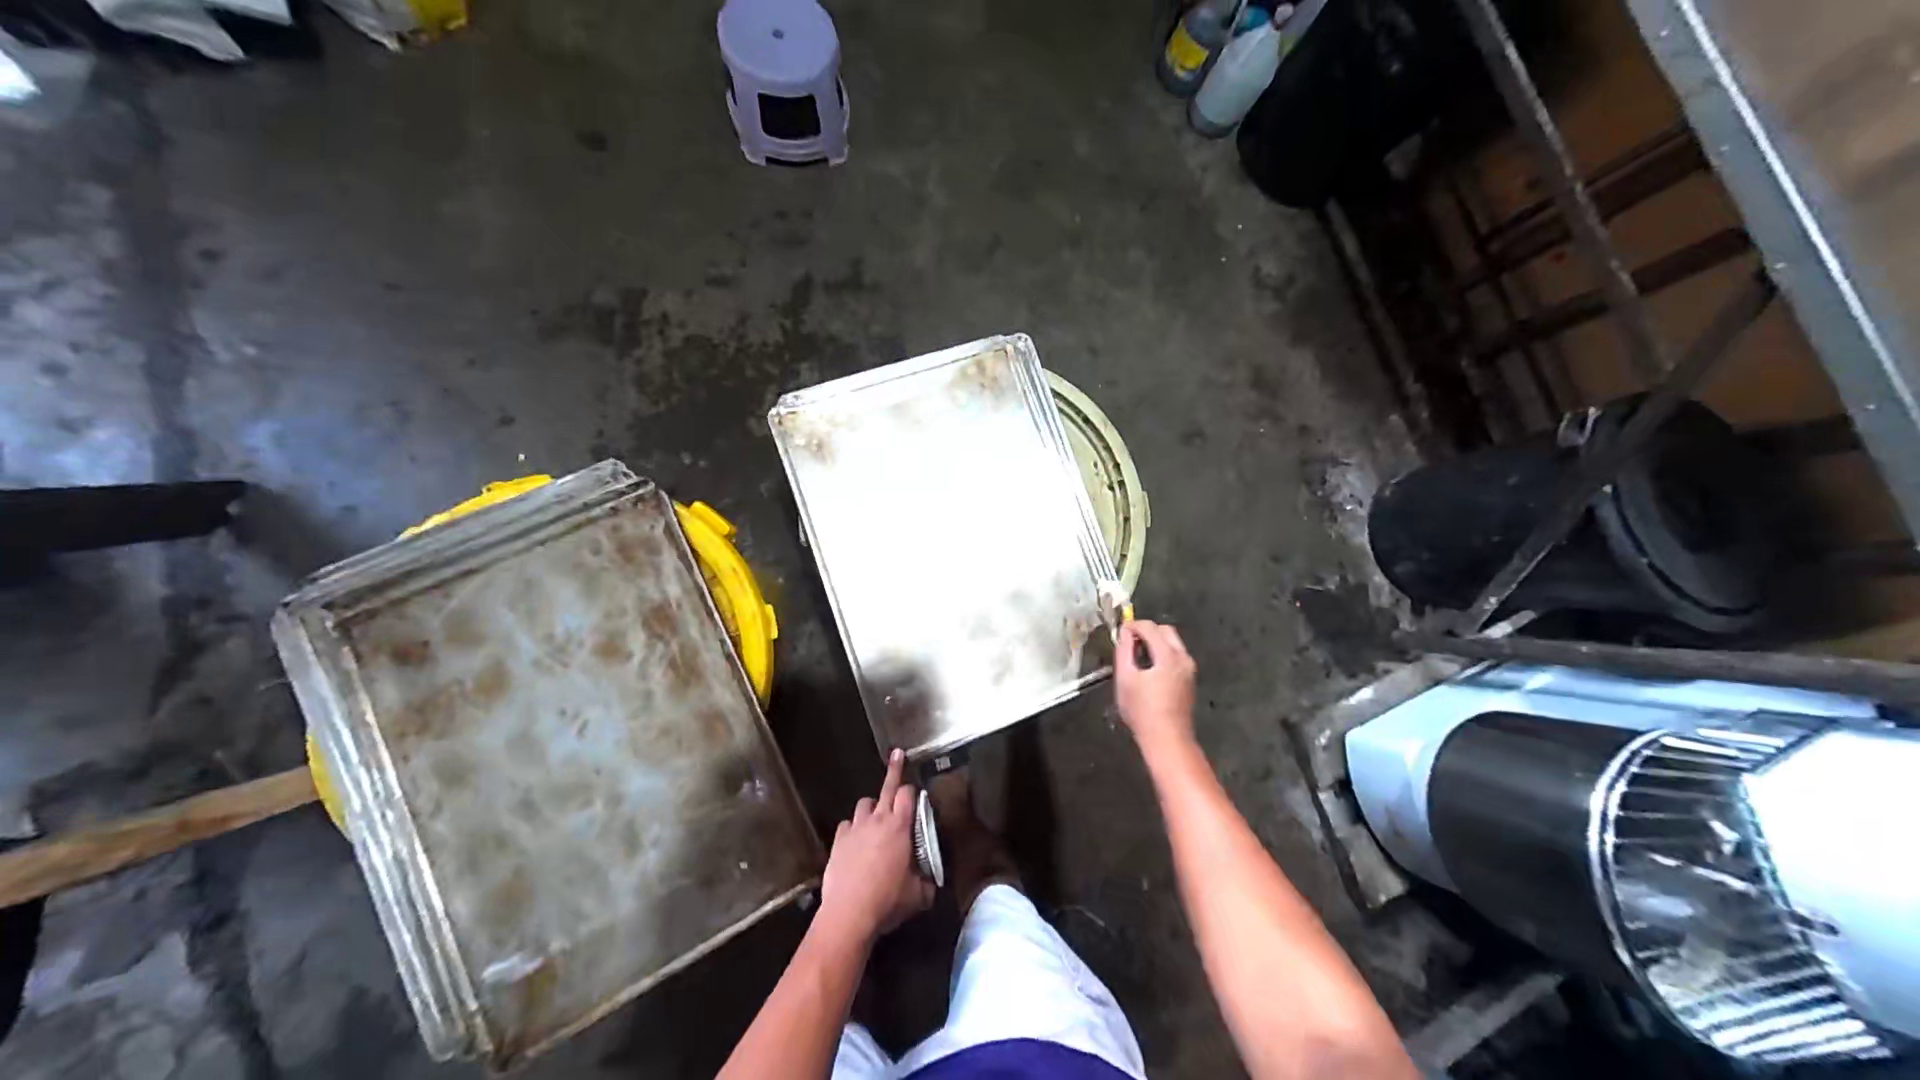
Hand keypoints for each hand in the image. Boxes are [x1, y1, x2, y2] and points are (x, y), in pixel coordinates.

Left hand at [818, 750, 933, 941]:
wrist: (849, 913)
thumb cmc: (888, 901)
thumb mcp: (917, 895)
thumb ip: (926, 884)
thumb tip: (931, 884)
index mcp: (900, 827)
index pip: (909, 795)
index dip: (914, 790)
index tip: (918, 791)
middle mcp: (878, 820)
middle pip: (887, 787)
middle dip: (895, 769)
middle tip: (897, 753)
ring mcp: (855, 828)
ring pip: (865, 803)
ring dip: (873, 806)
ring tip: (876, 816)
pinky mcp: (838, 840)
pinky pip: (848, 824)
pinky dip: (854, 827)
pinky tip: (856, 840)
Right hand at [1116, 620, 1196, 751]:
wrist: (1167, 739)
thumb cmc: (1142, 711)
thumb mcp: (1125, 679)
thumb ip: (1124, 651)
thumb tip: (1125, 633)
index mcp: (1168, 656)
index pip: (1150, 627)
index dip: (1133, 625)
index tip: (1120, 632)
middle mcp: (1183, 658)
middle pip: (1165, 631)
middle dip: (1147, 631)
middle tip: (1129, 643)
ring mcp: (1189, 670)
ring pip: (1173, 643)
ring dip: (1155, 643)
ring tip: (1137, 657)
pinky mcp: (1189, 680)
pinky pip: (1176, 656)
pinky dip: (1163, 654)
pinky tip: (1149, 671)